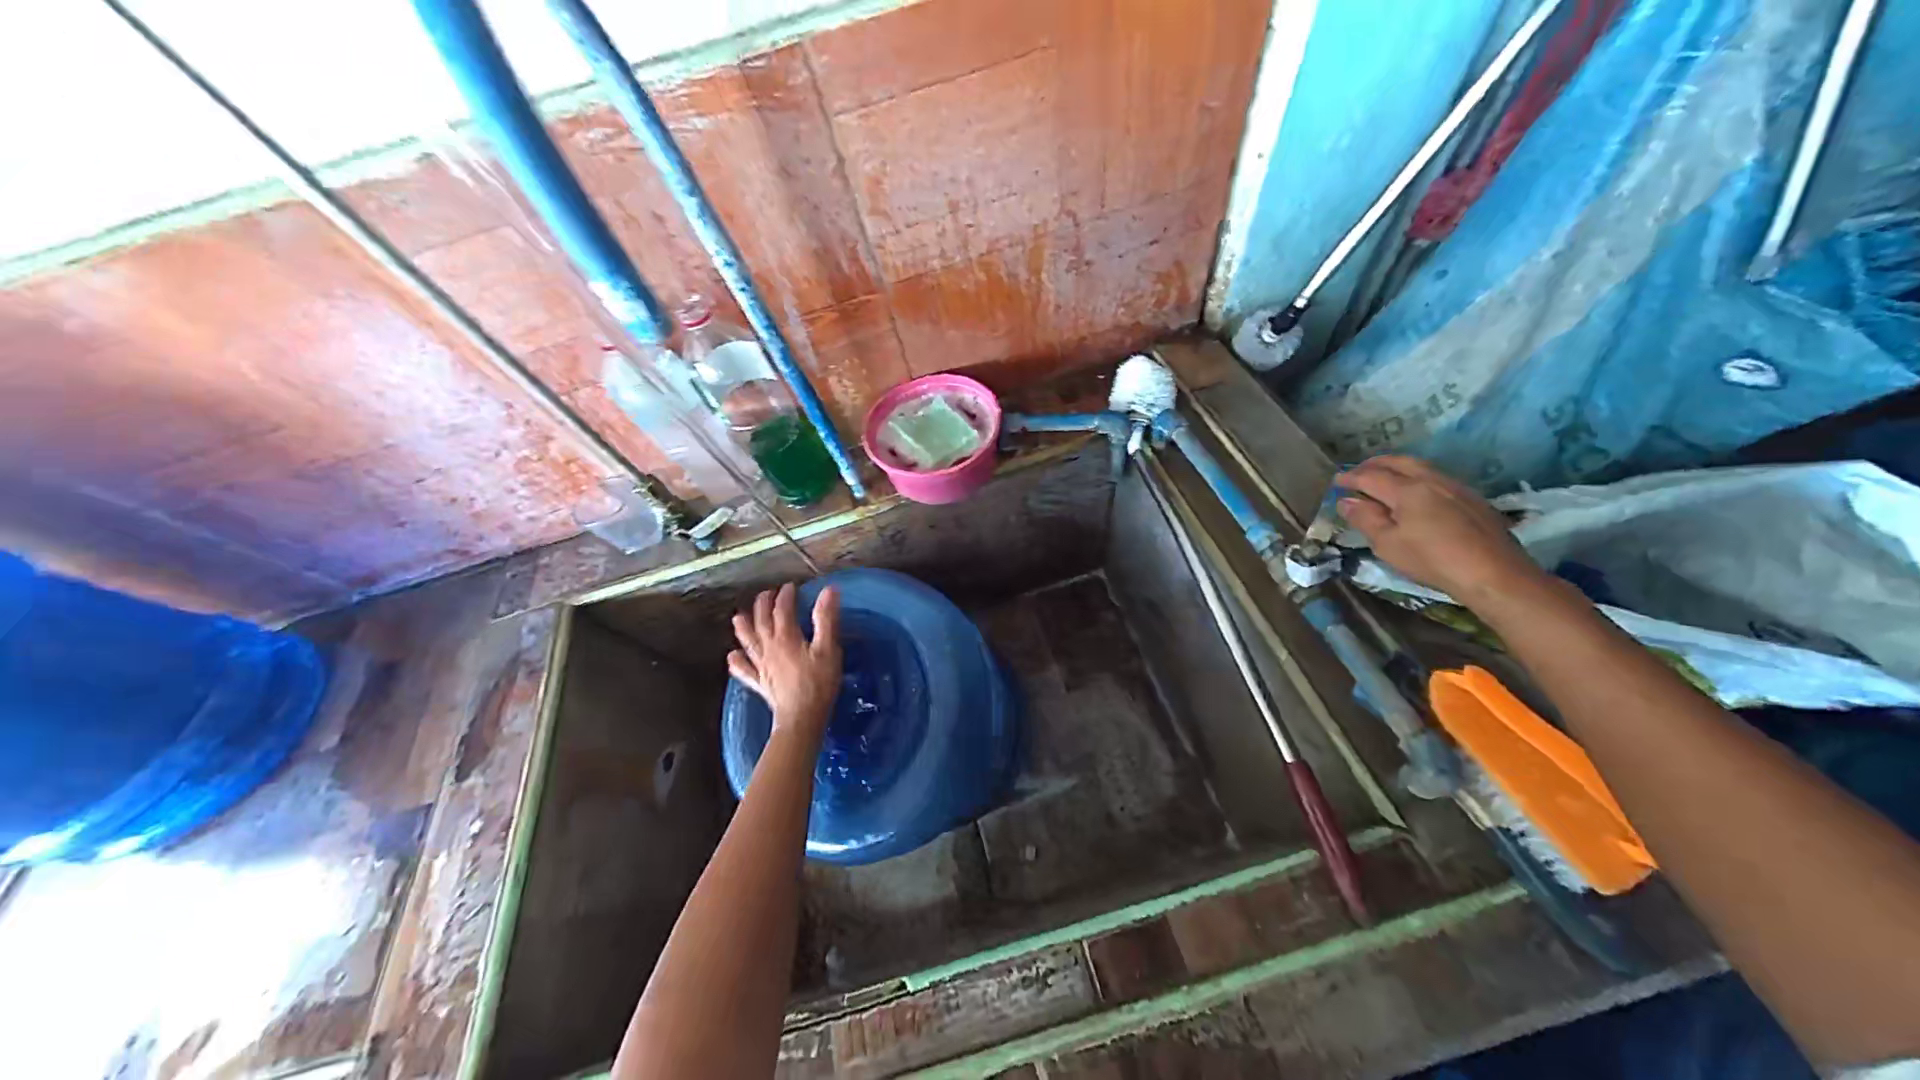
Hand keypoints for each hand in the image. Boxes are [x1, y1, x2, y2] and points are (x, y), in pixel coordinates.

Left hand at [729, 583, 841, 737]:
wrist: (801, 718)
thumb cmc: (819, 683)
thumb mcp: (828, 649)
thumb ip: (826, 619)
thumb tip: (829, 590)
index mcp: (785, 637)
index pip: (782, 610)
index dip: (785, 596)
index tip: (790, 587)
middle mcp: (769, 648)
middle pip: (761, 622)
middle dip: (763, 605)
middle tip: (766, 594)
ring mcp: (761, 666)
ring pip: (748, 642)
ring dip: (743, 627)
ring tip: (740, 616)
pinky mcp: (760, 683)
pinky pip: (744, 670)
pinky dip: (737, 662)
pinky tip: (733, 656)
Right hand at [1333, 455, 1548, 604]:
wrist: (1494, 573)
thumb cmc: (1432, 560)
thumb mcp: (1388, 544)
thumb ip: (1365, 519)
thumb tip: (1346, 501)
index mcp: (1407, 490)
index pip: (1371, 477)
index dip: (1351, 478)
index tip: (1336, 481)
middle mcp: (1432, 480)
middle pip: (1399, 462)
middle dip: (1375, 464)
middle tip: (1358, 471)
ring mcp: (1456, 487)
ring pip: (1421, 466)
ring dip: (1397, 467)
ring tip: (1384, 477)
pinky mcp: (1472, 499)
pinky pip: (1436, 477)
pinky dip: (1416, 476)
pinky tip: (1415, 492)